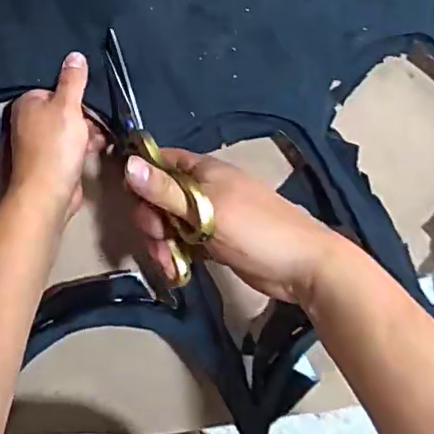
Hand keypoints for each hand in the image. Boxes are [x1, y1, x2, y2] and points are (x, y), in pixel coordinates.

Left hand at [3, 52, 104, 220]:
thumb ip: (73, 80)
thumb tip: (75, 55)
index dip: (76, 91)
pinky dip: (83, 145)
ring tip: (101, 135)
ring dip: (87, 130)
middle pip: (64, 107)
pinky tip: (96, 148)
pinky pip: (71, 145)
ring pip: (70, 127)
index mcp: (27, 102)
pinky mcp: (51, 159)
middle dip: (85, 114)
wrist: (48, 193)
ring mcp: (39, 141)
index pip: (55, 86)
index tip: (93, 97)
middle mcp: (29, 119)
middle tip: (101, 119)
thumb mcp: (68, 106)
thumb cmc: (55, 146)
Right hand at [125, 146, 351, 307]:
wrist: (306, 268)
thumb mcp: (205, 209)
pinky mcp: (213, 240)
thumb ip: (164, 190)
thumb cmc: (255, 229)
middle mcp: (201, 188)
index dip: (141, 178)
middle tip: (159, 241)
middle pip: (157, 197)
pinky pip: (182, 242)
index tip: (136, 202)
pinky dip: (176, 255)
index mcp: (201, 169)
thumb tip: (127, 163)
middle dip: (152, 221)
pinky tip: (178, 272)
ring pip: (168, 222)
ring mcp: (207, 215)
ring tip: (170, 265)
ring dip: (162, 243)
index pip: (158, 161)